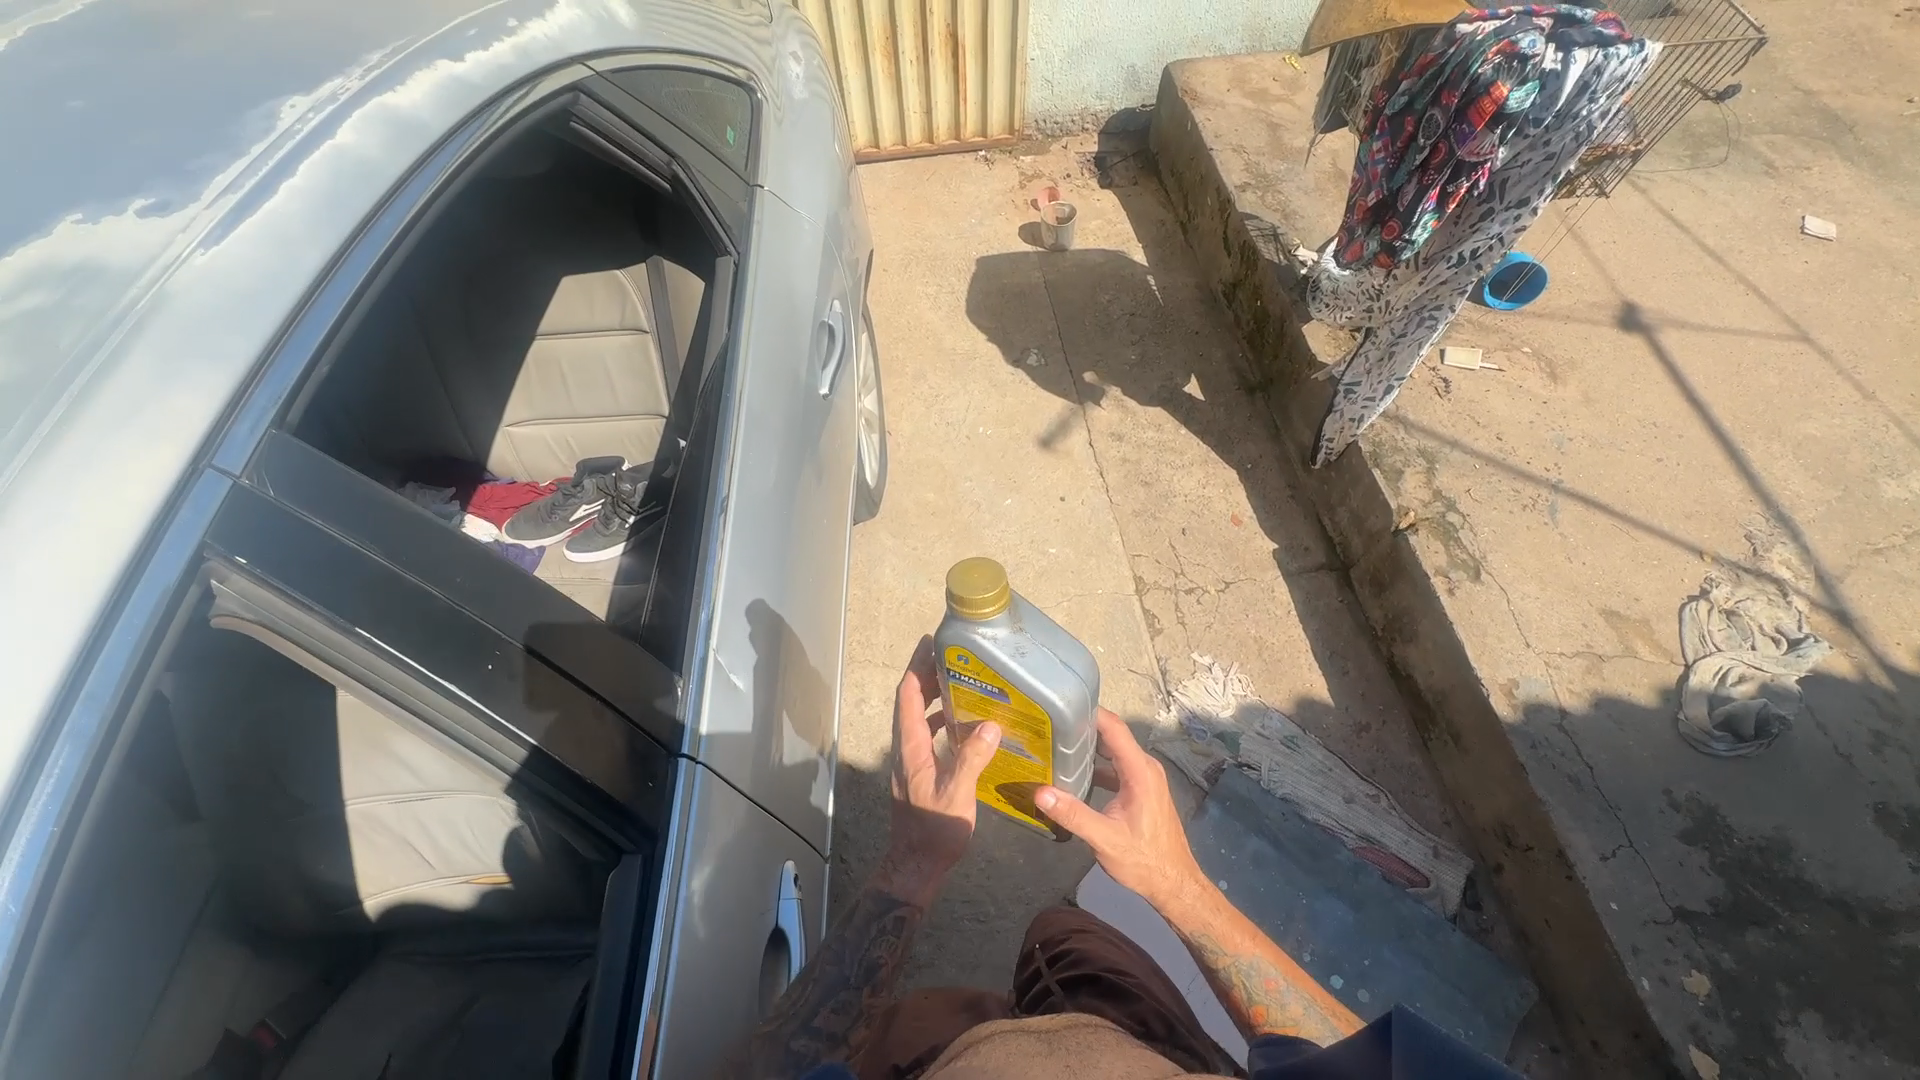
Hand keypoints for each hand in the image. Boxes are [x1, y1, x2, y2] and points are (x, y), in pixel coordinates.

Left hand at [878, 636, 1000, 905]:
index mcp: (911, 746)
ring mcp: (910, 760)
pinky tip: (963, 725)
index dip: (918, 666)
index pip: (909, 695)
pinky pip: (926, 735)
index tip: (931, 642)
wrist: (916, 864)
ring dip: (934, 697)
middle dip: (927, 675)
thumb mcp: (956, 793)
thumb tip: (990, 725)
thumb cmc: (935, 829)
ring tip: (962, 683)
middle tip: (954, 657)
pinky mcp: (918, 772)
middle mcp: (905, 748)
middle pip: (911, 700)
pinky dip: (940, 721)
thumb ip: (971, 759)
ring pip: (917, 717)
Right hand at [1036, 709, 1207, 914]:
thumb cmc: (1144, 860)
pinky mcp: (1141, 789)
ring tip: (1056, 745)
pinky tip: (1075, 774)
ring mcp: (1145, 777)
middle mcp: (1145, 767)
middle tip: (1050, 725)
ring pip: (1114, 751)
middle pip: (1113, 736)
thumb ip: (1073, 814)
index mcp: (1140, 771)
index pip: (1114, 728)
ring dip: (1089, 747)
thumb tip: (1040, 792)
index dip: (1090, 713)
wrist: (1174, 884)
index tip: (1062, 705)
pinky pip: (1117, 766)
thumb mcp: (1105, 839)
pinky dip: (1097, 765)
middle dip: (1083, 727)